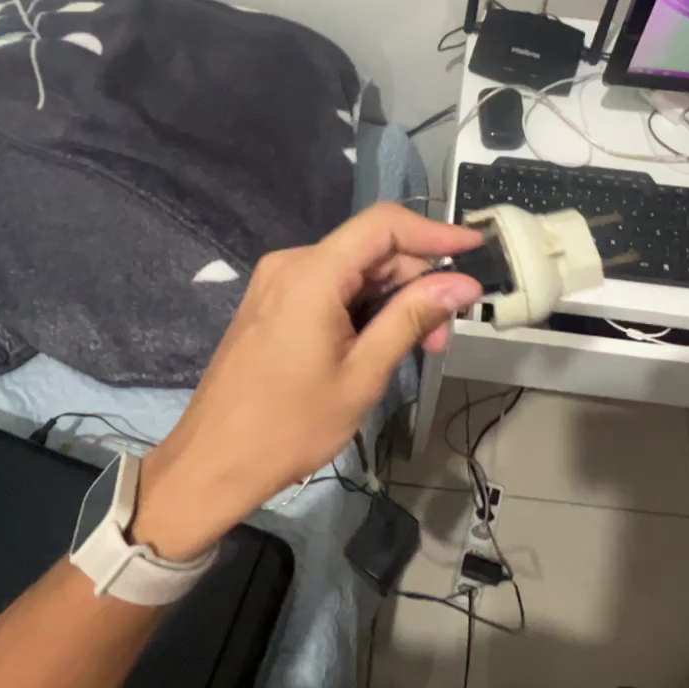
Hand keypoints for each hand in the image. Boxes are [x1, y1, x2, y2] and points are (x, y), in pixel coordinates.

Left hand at [131, 204, 485, 559]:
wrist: (213, 462)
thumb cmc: (289, 425)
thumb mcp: (362, 374)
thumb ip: (412, 319)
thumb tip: (463, 284)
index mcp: (311, 273)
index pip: (382, 225)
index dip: (433, 231)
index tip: (475, 250)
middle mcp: (291, 264)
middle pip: (370, 250)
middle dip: (416, 282)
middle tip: (445, 331)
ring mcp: (278, 283)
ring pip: (354, 272)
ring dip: (392, 300)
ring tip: (418, 347)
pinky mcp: (273, 303)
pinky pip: (330, 289)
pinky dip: (363, 309)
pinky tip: (381, 343)